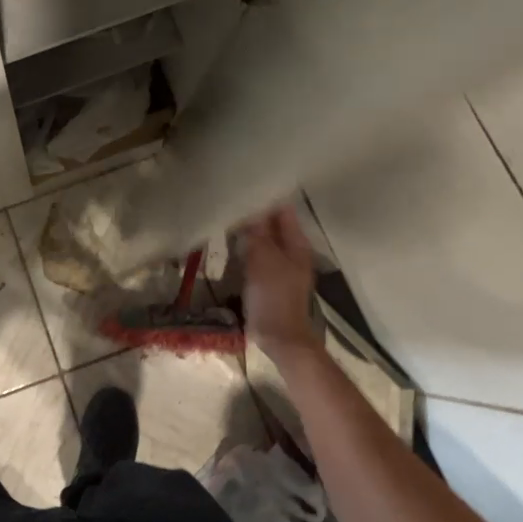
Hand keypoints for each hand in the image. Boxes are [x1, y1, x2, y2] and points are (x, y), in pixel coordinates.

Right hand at [239, 205, 319, 365]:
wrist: (279, 337)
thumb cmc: (274, 296)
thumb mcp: (263, 258)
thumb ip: (257, 231)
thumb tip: (251, 207)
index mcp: (297, 243)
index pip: (283, 210)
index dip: (267, 196)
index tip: (244, 184)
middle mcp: (291, 251)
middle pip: (272, 224)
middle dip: (254, 212)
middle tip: (229, 198)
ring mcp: (279, 266)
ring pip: (263, 240)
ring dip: (247, 230)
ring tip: (225, 215)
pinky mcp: (267, 279)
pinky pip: (255, 255)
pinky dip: (244, 247)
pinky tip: (228, 242)